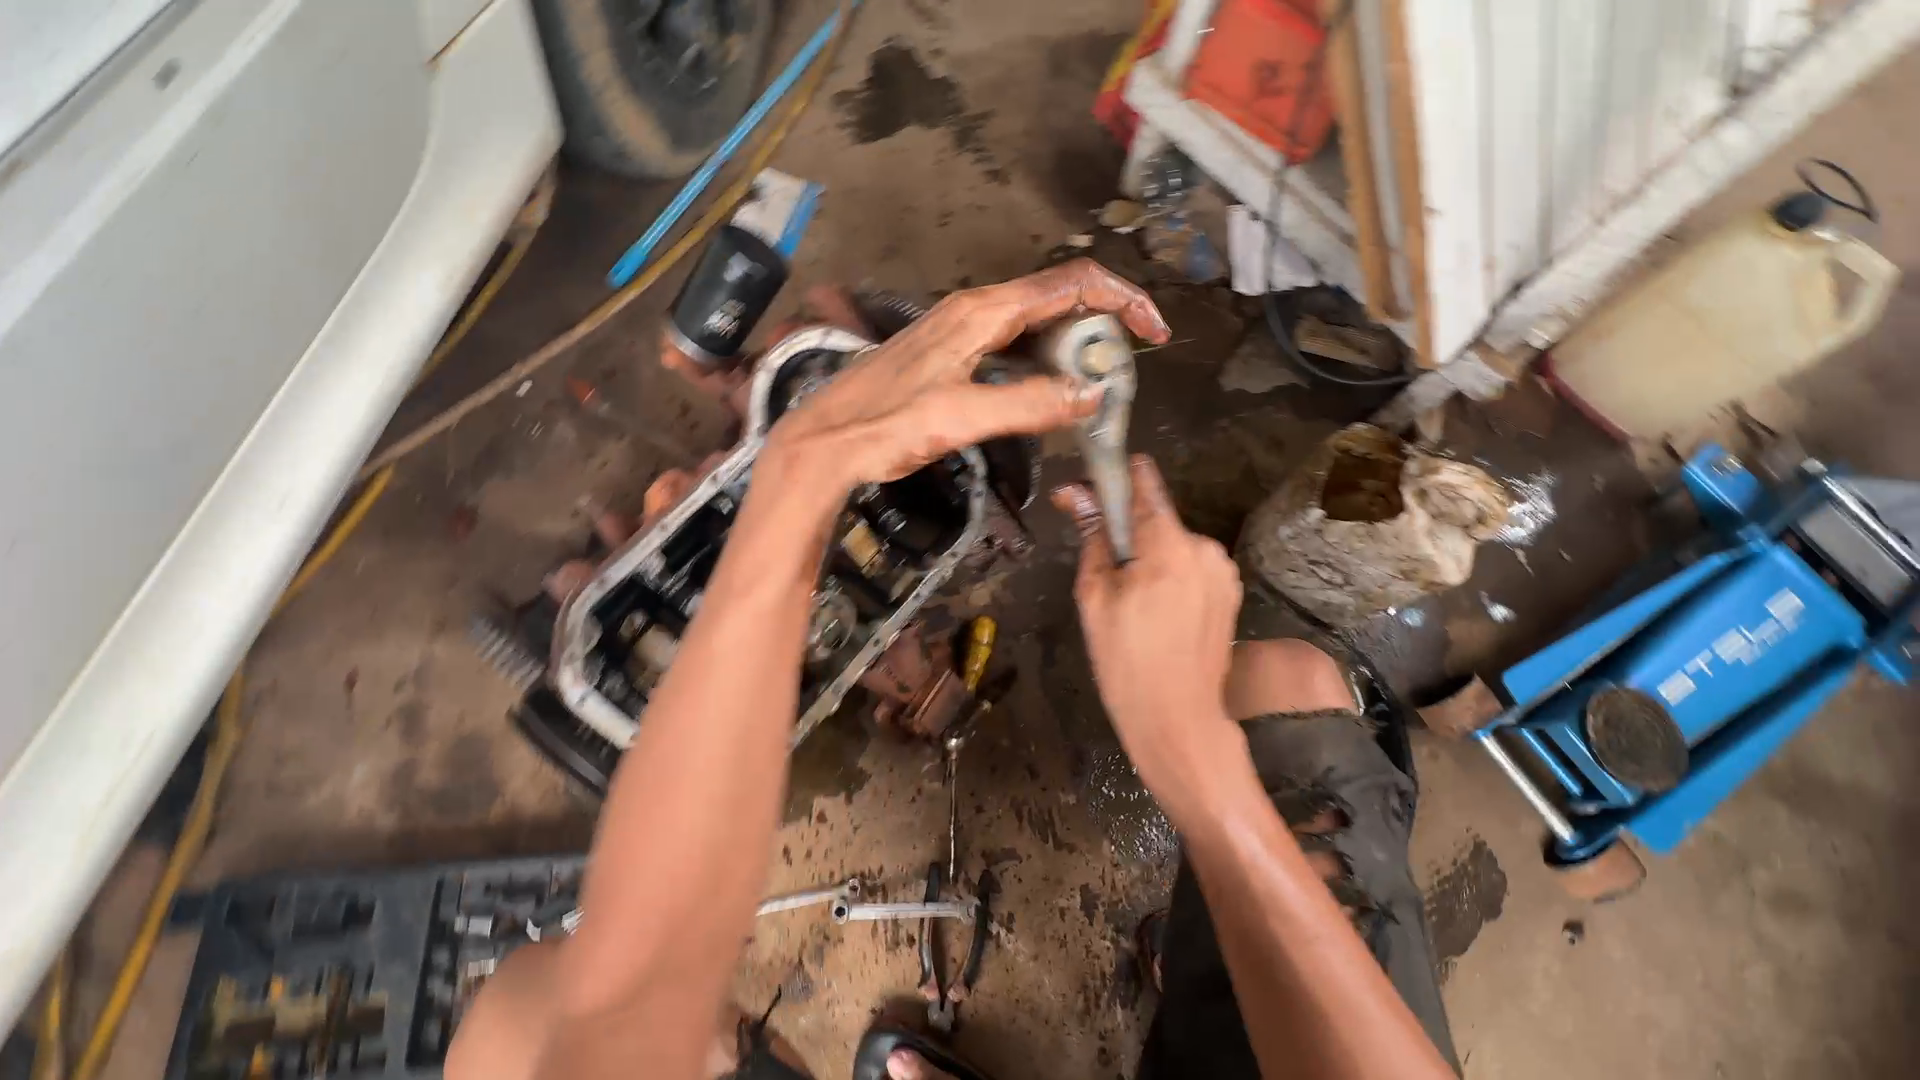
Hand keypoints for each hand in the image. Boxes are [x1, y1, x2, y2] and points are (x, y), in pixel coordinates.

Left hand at [760, 260, 1168, 498]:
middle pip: (1057, 298)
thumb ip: (1029, 404)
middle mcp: (974, 310)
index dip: (1121, 299)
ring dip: (1073, 346)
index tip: (1152, 333)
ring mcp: (960, 330)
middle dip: (1102, 326)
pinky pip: (1012, 345)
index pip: (1070, 283)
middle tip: (1123, 372)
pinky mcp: (950, 353)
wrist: (823, 442)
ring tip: (1097, 385)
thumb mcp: (961, 417)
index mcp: (982, 312)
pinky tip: (1048, 391)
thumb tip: (1093, 394)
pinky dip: (1043, 361)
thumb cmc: (885, 425)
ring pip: (1035, 323)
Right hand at [1053, 456, 1245, 822]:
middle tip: (1107, 576)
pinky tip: (1159, 614)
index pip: (1145, 484)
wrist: (1177, 717)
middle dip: (1130, 536)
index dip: (1118, 477)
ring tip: (1133, 604)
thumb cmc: (1125, 660)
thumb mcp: (1095, 596)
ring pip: (1175, 546)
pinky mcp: (1231, 592)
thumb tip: (1078, 494)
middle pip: (1157, 521)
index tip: (1096, 482)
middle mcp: (1204, 547)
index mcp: (1168, 544)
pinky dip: (1173, 578)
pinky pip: (1192, 568)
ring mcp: (1223, 571)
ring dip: (1152, 559)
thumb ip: (1093, 538)